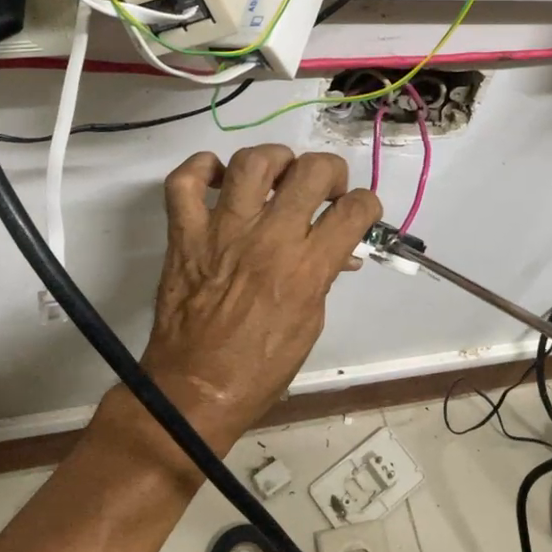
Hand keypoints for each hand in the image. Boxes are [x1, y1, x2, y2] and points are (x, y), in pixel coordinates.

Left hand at [138, 146, 380, 448]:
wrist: (194, 391)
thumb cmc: (260, 368)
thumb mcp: (310, 324)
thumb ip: (322, 278)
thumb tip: (337, 251)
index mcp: (306, 268)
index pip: (354, 210)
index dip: (366, 204)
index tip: (359, 211)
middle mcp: (269, 239)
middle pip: (312, 171)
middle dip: (330, 171)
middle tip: (323, 189)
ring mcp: (223, 231)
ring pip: (253, 162)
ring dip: (275, 160)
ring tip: (278, 175)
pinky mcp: (184, 234)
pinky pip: (185, 182)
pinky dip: (201, 169)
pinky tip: (218, 178)